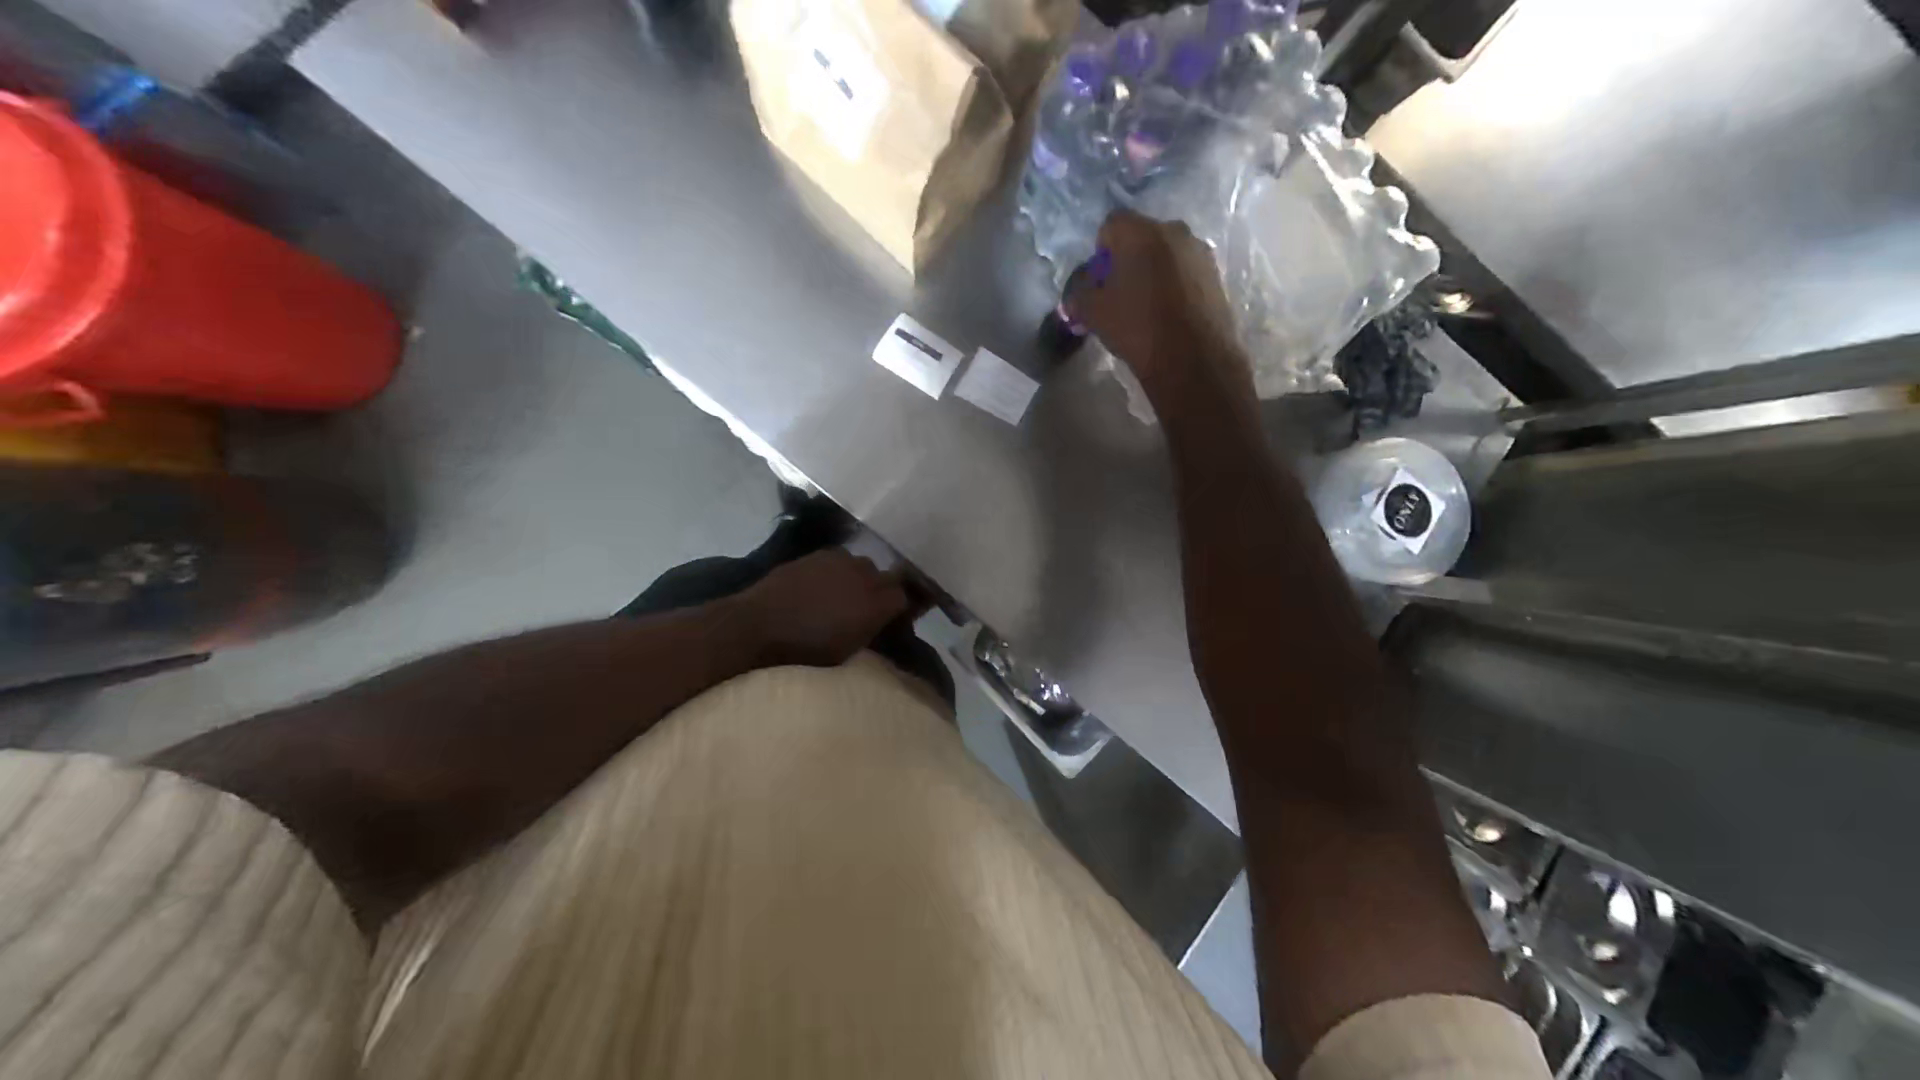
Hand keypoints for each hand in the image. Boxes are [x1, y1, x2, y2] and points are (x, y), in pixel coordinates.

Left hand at [728, 549, 911, 667]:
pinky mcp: (819, 554)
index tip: (890, 620)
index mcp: (875, 605)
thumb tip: (879, 623)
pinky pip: (840, 558)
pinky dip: (838, 569)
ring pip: (864, 565)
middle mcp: (865, 577)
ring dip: (859, 578)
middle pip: (888, 578)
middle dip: (882, 591)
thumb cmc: (804, 650)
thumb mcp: (846, 651)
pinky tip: (823, 582)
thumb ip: (869, 631)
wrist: (759, 624)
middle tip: (867, 607)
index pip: (904, 598)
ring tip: (843, 593)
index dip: (898, 608)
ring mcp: (842, 561)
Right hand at [1066, 210, 1255, 414]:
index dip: (1101, 251)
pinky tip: (1168, 313)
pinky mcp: (1215, 274)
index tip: (1100, 281)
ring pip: (1165, 254)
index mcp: (1140, 232)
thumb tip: (1081, 286)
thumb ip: (1079, 290)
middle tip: (1120, 293)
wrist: (1192, 358)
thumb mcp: (1092, 311)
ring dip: (1152, 272)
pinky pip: (1185, 271)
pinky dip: (1173, 285)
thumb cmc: (1136, 327)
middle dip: (1128, 259)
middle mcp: (1173, 230)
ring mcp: (1199, 251)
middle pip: (1141, 237)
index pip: (1111, 224)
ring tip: (1146, 306)